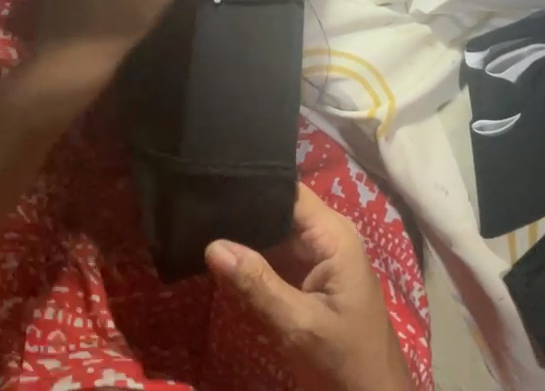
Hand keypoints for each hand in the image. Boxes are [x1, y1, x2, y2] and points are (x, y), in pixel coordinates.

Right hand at [206, 184, 414, 390]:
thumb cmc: (345, 362)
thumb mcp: (299, 325)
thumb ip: (257, 285)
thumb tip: (213, 245)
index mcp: (335, 236)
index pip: (289, 192)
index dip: (255, 187)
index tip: (214, 183)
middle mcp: (329, 238)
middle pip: (280, 211)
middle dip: (244, 212)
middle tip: (199, 208)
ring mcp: (321, 259)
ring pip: (276, 235)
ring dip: (246, 237)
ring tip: (202, 224)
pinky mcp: (312, 280)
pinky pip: (279, 258)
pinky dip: (255, 260)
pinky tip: (223, 257)